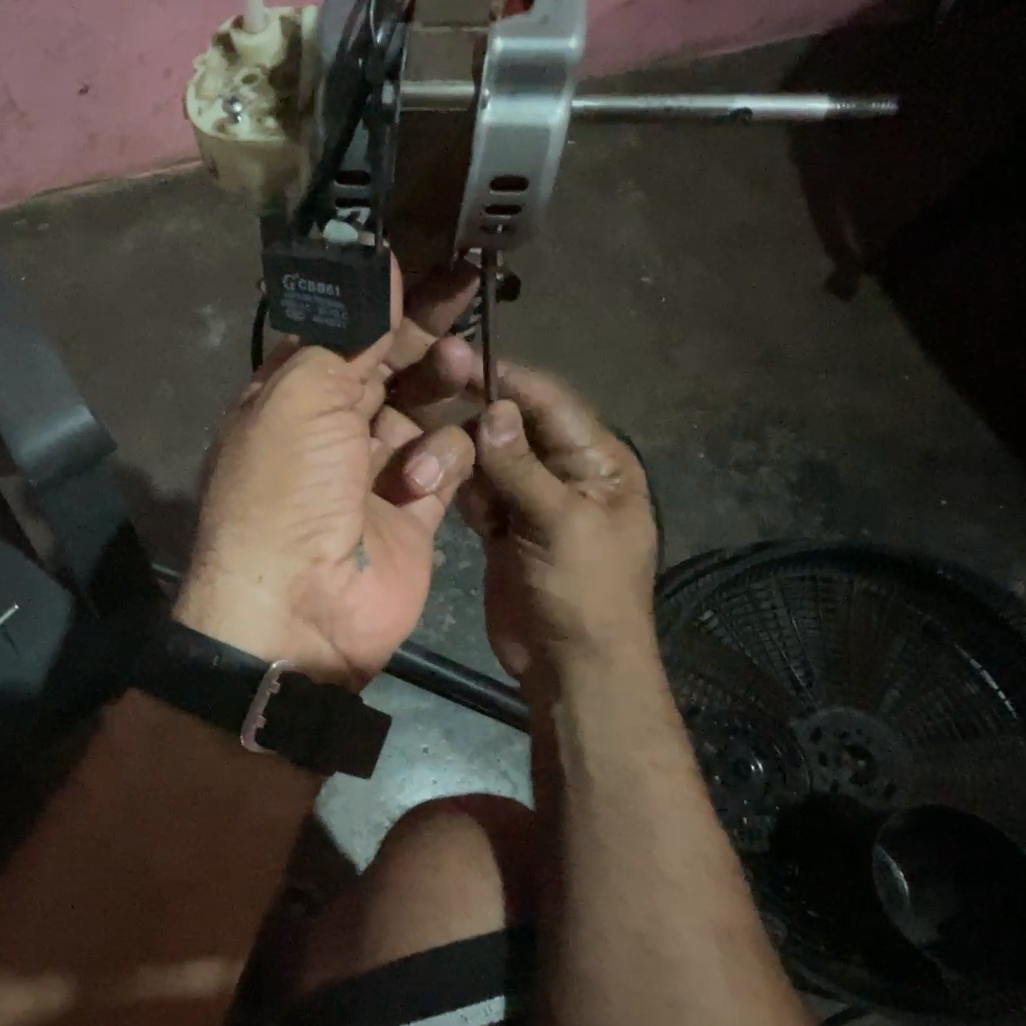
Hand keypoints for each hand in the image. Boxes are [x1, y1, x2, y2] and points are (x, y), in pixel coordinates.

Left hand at [174, 263, 481, 688]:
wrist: (298, 607)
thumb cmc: (287, 488)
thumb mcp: (299, 394)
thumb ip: (344, 333)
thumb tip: (377, 268)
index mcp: (290, 397)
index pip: (344, 335)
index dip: (387, 303)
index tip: (436, 271)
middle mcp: (329, 430)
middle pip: (389, 367)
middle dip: (426, 337)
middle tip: (467, 305)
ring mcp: (373, 473)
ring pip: (424, 410)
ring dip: (442, 389)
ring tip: (461, 375)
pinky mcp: (414, 512)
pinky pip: (446, 463)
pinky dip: (446, 458)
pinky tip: (425, 475)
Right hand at [461, 363, 658, 694]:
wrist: (572, 666)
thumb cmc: (583, 591)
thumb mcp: (561, 524)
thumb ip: (523, 468)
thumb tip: (495, 410)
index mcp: (599, 463)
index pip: (552, 406)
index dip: (510, 382)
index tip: (460, 359)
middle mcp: (567, 474)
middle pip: (517, 429)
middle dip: (479, 415)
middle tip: (428, 390)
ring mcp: (532, 503)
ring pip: (492, 460)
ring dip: (464, 453)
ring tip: (425, 437)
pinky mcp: (504, 530)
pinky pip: (479, 493)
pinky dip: (461, 486)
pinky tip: (437, 477)